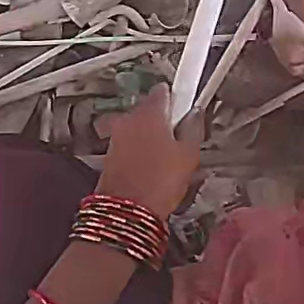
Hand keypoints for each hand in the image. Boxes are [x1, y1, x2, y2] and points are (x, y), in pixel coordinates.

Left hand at [96, 84, 201, 216]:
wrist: (127, 212)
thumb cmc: (161, 180)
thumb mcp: (189, 154)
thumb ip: (193, 128)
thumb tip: (194, 114)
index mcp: (149, 112)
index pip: (164, 90)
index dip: (179, 98)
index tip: (189, 110)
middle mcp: (128, 118)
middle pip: (151, 109)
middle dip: (167, 120)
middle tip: (184, 139)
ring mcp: (116, 136)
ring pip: (141, 128)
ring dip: (154, 136)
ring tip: (171, 159)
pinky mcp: (110, 155)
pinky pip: (132, 144)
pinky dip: (143, 150)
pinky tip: (155, 169)